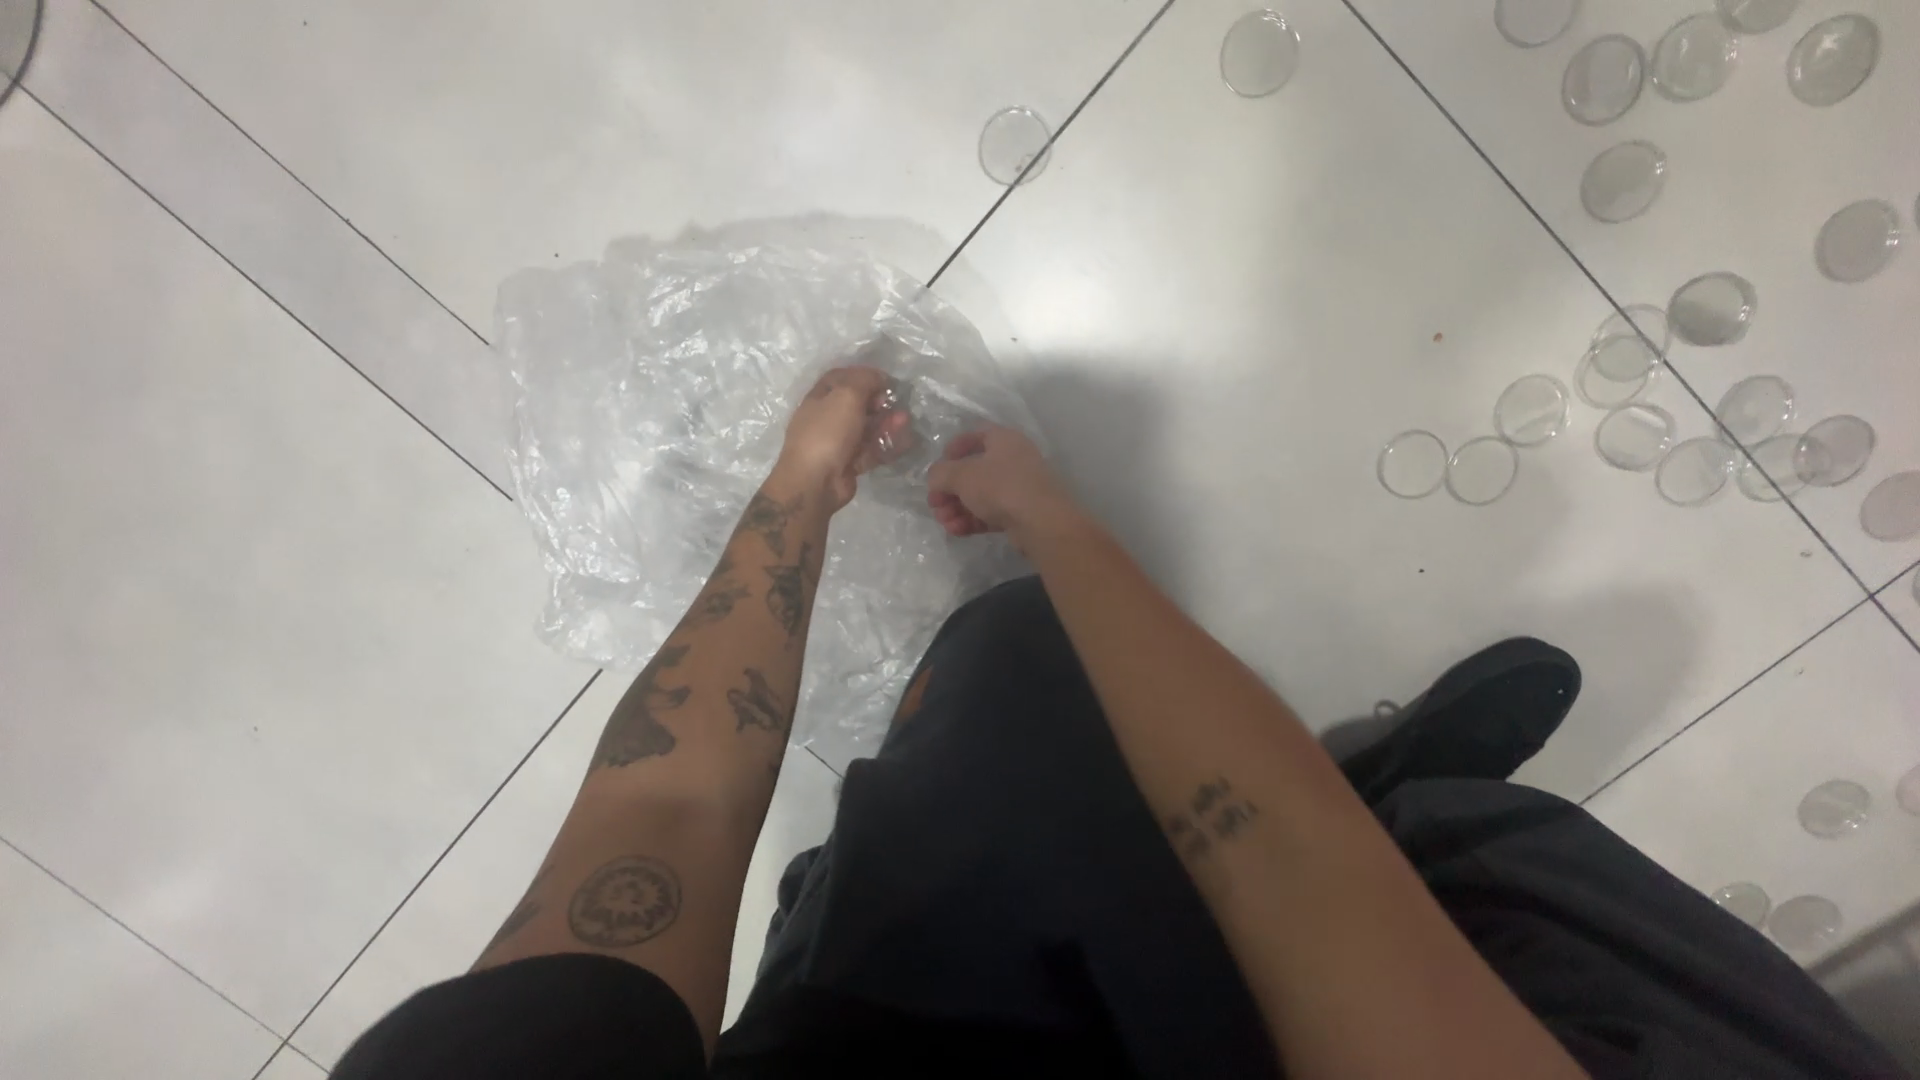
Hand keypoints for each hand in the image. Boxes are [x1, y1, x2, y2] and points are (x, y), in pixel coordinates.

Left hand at [772, 365, 914, 511]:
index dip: (863, 376)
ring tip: (905, 420)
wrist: (815, 482)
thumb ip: (865, 380)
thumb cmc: (827, 432)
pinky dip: (888, 444)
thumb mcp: (846, 395)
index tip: (885, 380)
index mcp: (819, 398)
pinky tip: (905, 440)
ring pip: (867, 428)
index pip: (841, 379)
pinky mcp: (850, 463)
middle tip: (896, 402)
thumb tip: (879, 378)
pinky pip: (872, 450)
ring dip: (887, 423)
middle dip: (879, 402)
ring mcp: (838, 442)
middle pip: (857, 404)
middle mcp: (827, 418)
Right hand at [926, 426, 1078, 540]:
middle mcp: (1013, 460)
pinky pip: (991, 513)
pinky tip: (957, 531)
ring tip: (944, 522)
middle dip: (949, 489)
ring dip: (957, 508)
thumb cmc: (1000, 487)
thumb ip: (941, 473)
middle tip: (935, 504)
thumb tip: (935, 478)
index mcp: (1004, 440)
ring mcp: (1019, 488)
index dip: (954, 448)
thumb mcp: (962, 475)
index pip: (976, 435)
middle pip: (974, 471)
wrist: (1041, 522)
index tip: (939, 465)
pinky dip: (972, 520)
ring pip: (980, 495)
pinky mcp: (1020, 513)